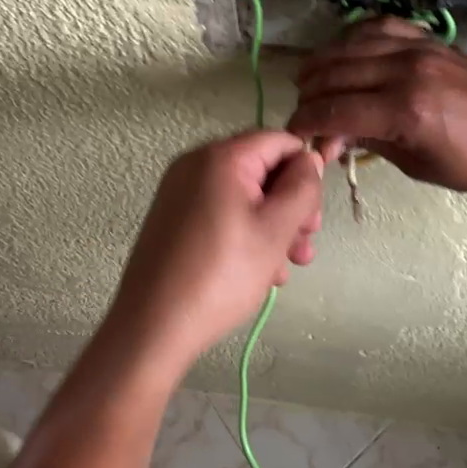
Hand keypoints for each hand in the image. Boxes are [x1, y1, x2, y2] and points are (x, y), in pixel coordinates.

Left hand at [103, 131, 325, 368]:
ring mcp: (180, 189)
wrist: (152, 326)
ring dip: (273, 225)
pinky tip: (259, 270)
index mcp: (221, 156)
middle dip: (291, 205)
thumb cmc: (221, 275)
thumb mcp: (275, 231)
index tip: (314, 216)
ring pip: (243, 194)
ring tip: (285, 268)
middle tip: (305, 246)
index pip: (279, 141)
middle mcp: (196, 163)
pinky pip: (221, 210)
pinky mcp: (173, 216)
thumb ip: (302, 188)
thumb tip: (310, 160)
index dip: (305, 172)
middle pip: (261, 168)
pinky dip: (245, 231)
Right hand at [287, 18, 466, 205]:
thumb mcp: (415, 164)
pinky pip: (382, 27)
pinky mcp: (430, 39)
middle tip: (302, 111)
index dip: (306, 120)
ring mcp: (420, 49)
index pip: (336, 109)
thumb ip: (368, 142)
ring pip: (352, 44)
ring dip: (324, 61)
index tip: (293, 132)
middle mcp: (407, 71)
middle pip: (336, 73)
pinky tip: (345, 51)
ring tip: (310, 79)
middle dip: (309, 93)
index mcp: (405, 111)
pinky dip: (356, 37)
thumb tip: (328, 138)